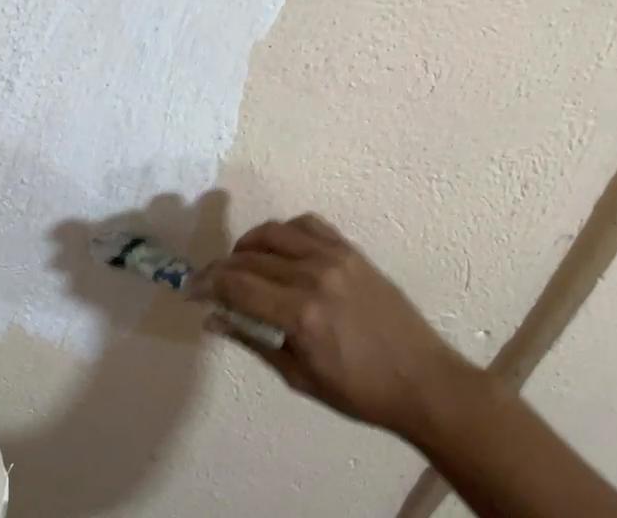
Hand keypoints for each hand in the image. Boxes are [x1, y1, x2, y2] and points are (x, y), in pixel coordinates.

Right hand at [192, 213, 471, 435]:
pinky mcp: (352, 252)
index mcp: (300, 314)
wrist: (425, 382)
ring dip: (247, 245)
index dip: (206, 285)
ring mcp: (335, 259)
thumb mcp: (300, 377)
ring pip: (273, 233)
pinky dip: (284, 231)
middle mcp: (314, 277)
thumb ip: (253, 341)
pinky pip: (308, 224)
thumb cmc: (361, 392)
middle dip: (221, 269)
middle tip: (210, 283)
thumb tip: (212, 318)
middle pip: (249, 258)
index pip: (236, 285)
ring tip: (240, 263)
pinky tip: (278, 248)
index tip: (191, 291)